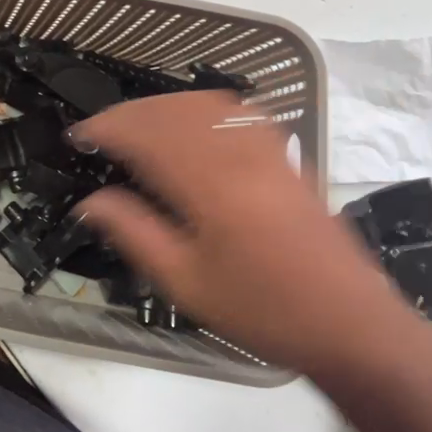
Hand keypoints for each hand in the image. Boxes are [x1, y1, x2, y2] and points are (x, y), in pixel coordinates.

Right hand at [74, 92, 413, 376]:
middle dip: (128, 114)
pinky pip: (235, 112)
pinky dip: (200, 108)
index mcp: (208, 186)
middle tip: (99, 131)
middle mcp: (238, 156)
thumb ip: (134, 234)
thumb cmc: (264, 311)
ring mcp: (267, 152)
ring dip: (161, 106)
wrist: (353, 327)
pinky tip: (189, 123)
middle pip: (171, 112)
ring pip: (203, 105)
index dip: (106, 128)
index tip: (78, 135)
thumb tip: (88, 203)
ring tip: (135, 124)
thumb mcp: (186, 284)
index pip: (145, 135)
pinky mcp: (286, 157)